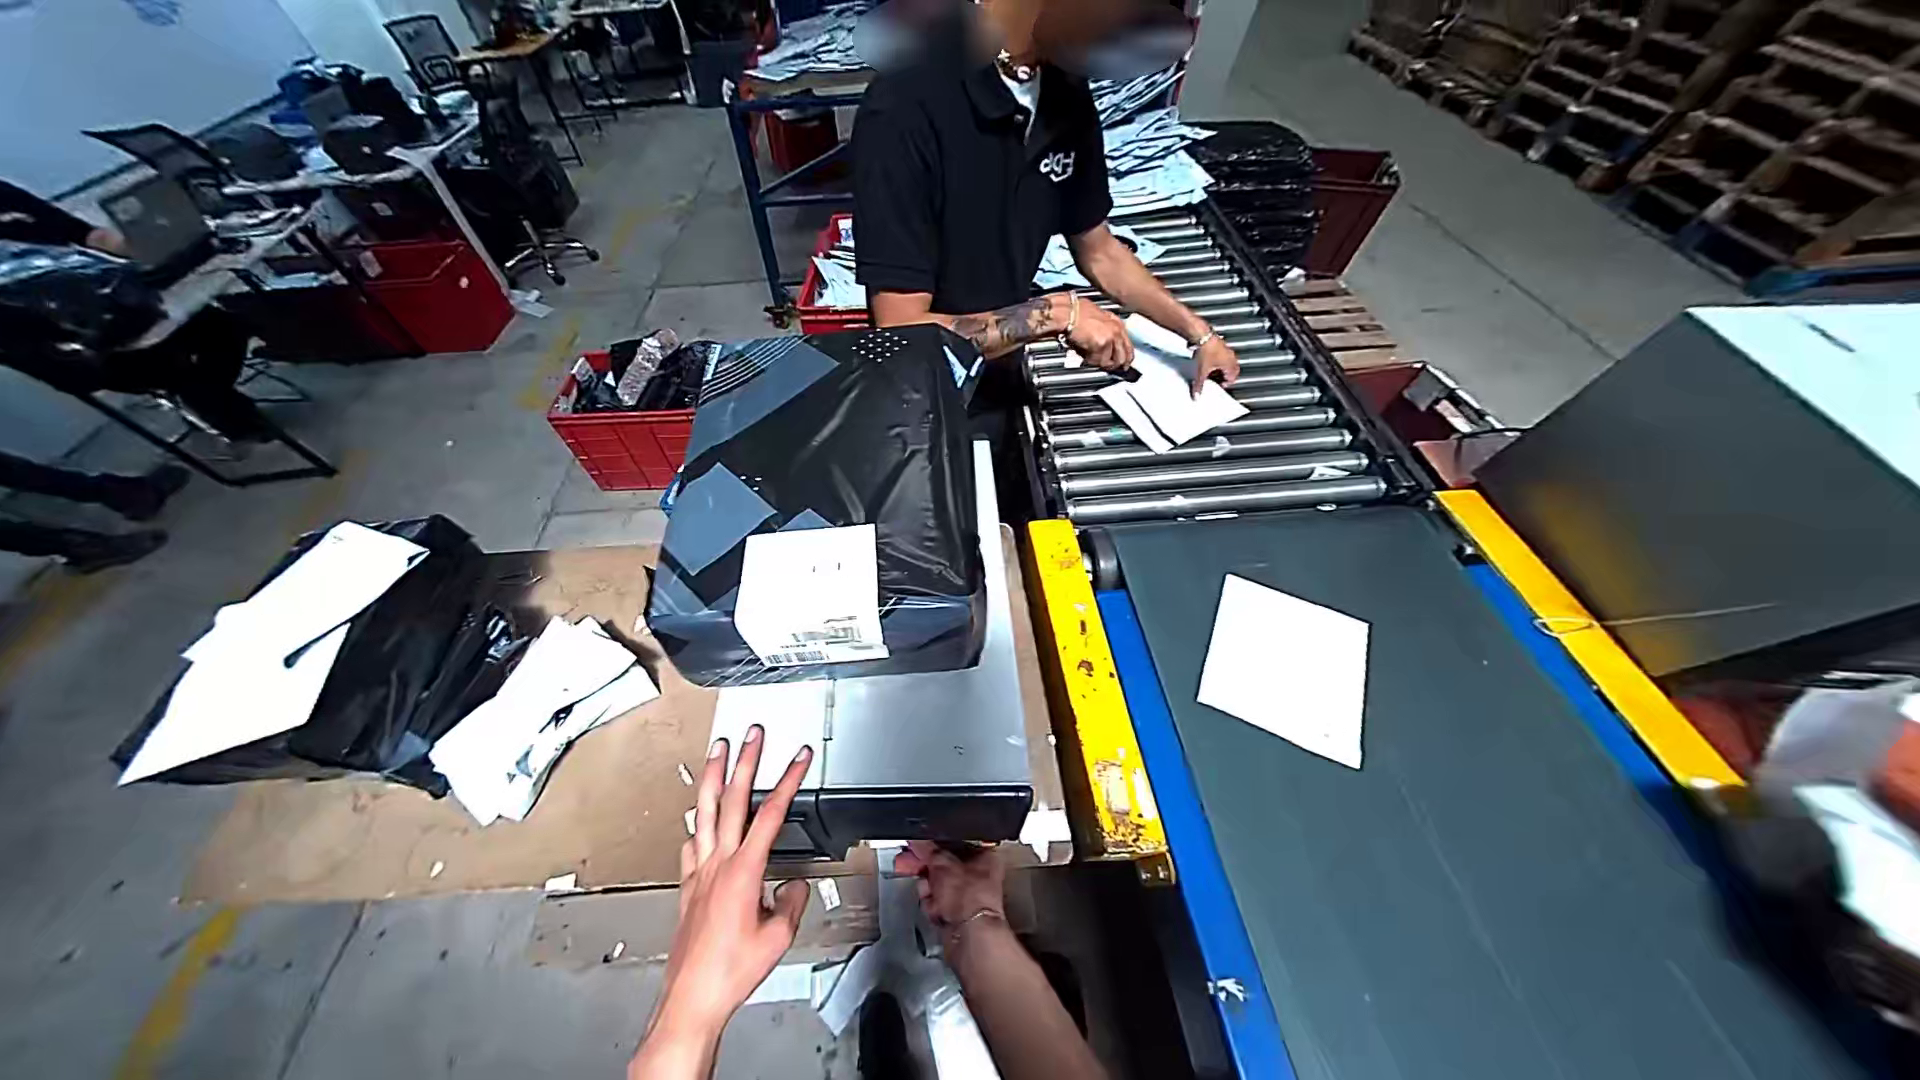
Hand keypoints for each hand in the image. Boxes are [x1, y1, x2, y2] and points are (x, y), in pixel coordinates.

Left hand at [630, 727, 812, 1079]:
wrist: (691, 1000)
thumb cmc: (730, 971)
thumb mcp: (778, 937)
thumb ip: (791, 902)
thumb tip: (793, 886)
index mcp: (744, 870)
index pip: (772, 813)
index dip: (788, 780)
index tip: (798, 758)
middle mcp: (718, 864)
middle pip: (733, 800)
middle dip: (746, 762)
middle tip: (752, 735)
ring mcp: (699, 872)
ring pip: (704, 812)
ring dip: (712, 777)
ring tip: (717, 751)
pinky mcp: (688, 887)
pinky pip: (691, 845)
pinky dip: (696, 824)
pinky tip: (695, 819)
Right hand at [893, 840, 1007, 948]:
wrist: (970, 938)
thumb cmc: (969, 897)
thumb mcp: (943, 864)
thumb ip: (928, 849)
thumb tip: (919, 840)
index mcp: (984, 857)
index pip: (955, 843)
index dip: (934, 843)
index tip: (918, 844)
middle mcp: (979, 875)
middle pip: (944, 865)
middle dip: (925, 868)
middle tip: (908, 863)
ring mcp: (967, 896)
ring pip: (938, 885)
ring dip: (928, 889)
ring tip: (928, 893)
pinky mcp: (957, 914)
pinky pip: (938, 903)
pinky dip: (932, 905)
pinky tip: (934, 909)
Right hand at [1061, 296, 1134, 373]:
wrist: (1068, 312)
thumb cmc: (1077, 313)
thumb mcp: (1098, 318)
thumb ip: (1106, 332)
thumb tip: (1106, 346)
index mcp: (1117, 324)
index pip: (1128, 348)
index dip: (1125, 360)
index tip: (1122, 366)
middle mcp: (1117, 331)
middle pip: (1121, 358)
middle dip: (1113, 365)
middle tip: (1104, 366)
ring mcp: (1110, 338)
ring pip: (1109, 362)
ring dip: (1098, 362)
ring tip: (1089, 356)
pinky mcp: (1101, 345)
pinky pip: (1098, 361)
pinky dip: (1090, 361)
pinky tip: (1084, 353)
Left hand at [1193, 335, 1239, 396]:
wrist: (1202, 336)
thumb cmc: (1206, 351)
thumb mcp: (1201, 372)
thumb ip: (1199, 385)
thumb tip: (1196, 395)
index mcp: (1230, 364)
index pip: (1233, 378)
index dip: (1226, 383)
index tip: (1219, 385)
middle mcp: (1231, 357)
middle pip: (1232, 370)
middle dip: (1224, 376)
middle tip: (1216, 380)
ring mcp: (1226, 349)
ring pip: (1227, 362)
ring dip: (1221, 368)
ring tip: (1211, 372)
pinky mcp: (1220, 344)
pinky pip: (1222, 355)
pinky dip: (1218, 360)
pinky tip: (1208, 361)